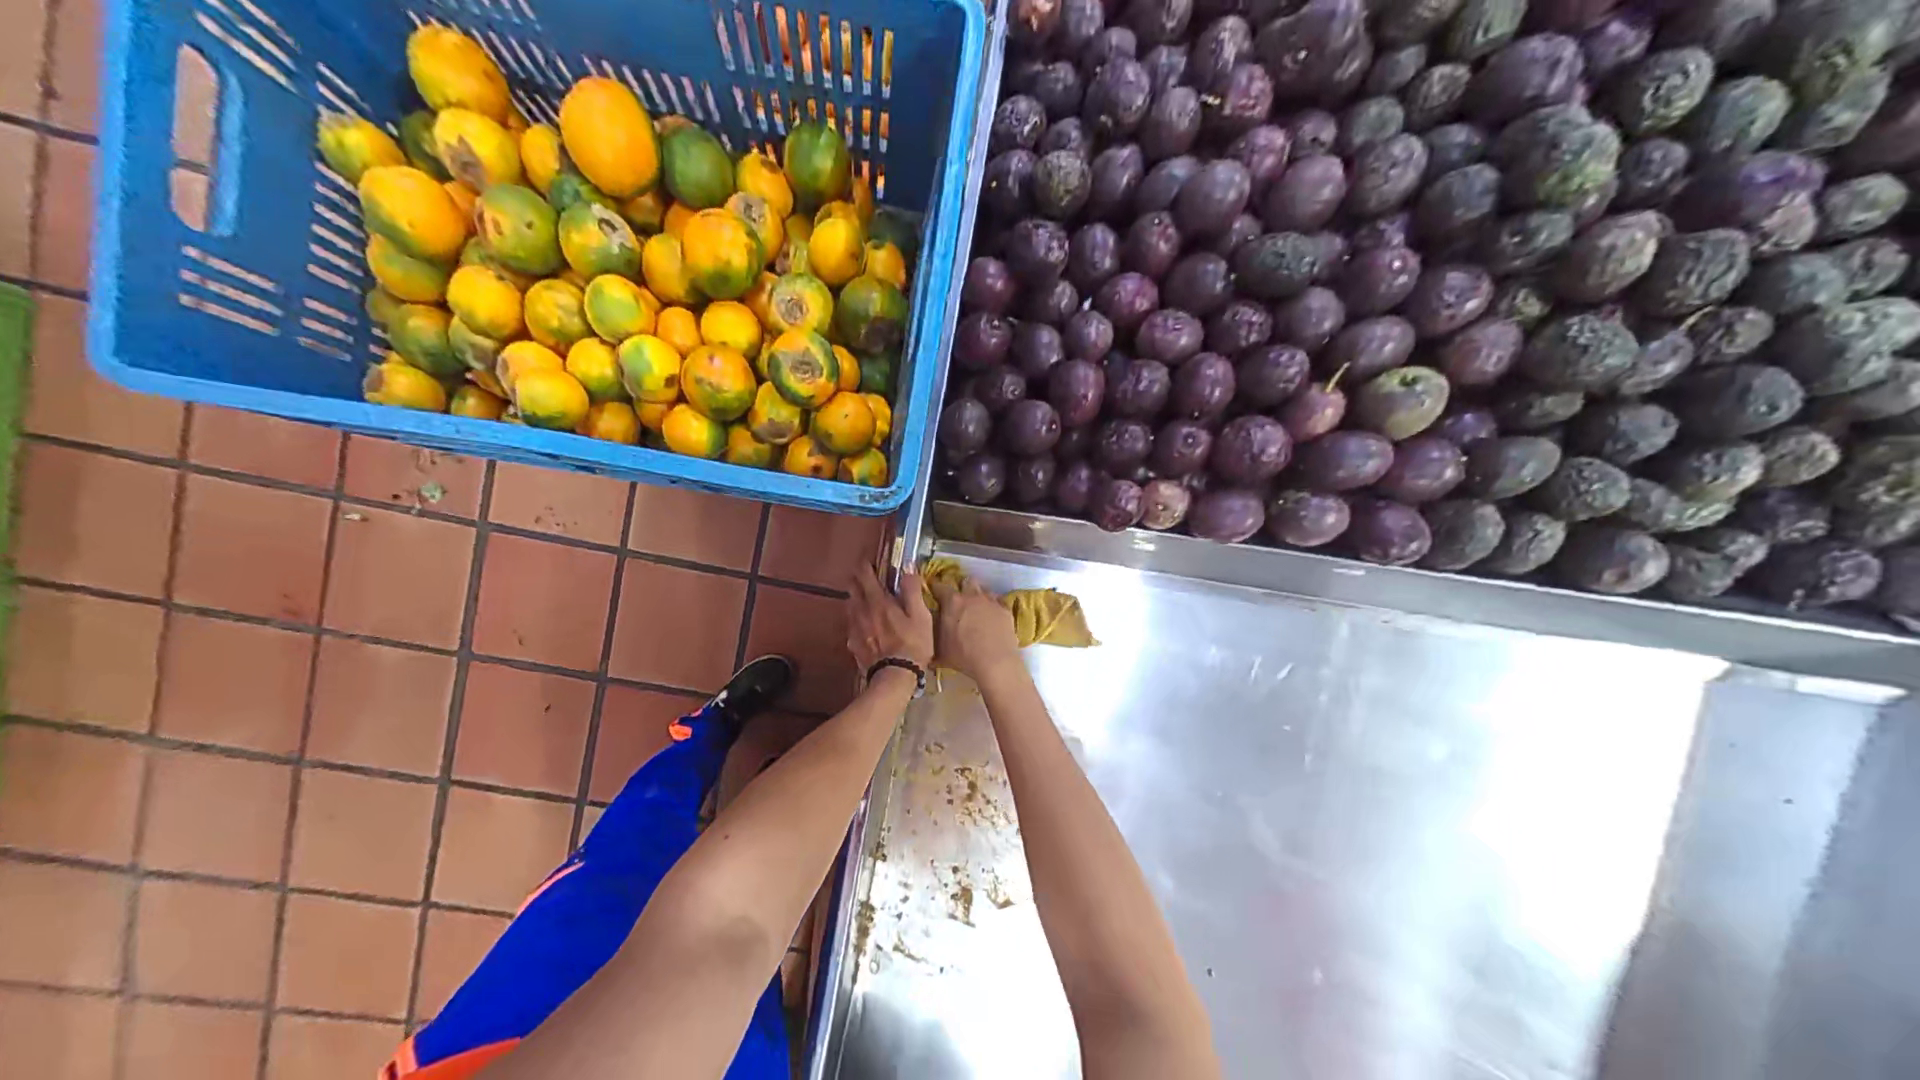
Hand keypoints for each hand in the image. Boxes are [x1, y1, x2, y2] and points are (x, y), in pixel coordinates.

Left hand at [847, 566, 934, 674]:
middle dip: (857, 579)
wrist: (894, 677)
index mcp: (878, 601)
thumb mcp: (921, 615)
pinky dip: (857, 620)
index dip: (865, 564)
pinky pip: (851, 625)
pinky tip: (865, 626)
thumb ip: (912, 590)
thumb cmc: (912, 644)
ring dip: (856, 599)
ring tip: (867, 601)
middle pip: (852, 588)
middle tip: (867, 578)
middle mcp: (861, 611)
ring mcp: (854, 628)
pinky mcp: (852, 644)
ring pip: (849, 606)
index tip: (868, 560)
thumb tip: (907, 566)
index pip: (864, 574)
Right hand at [931, 578, 1021, 683]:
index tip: (934, 595)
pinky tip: (992, 617)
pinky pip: (998, 602)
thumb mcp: (940, 649)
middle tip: (960, 602)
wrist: (995, 662)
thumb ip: (934, 638)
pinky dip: (994, 607)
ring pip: (984, 590)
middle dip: (963, 588)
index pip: (940, 587)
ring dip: (979, 597)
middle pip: (966, 582)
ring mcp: (991, 601)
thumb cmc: (963, 655)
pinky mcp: (1005, 610)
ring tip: (977, 609)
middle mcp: (972, 596)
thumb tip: (926, 640)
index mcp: (953, 602)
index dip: (936, 590)